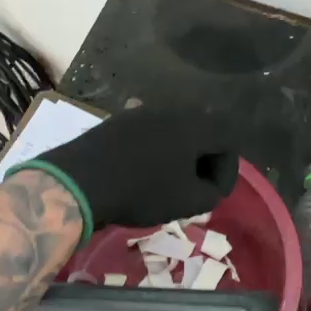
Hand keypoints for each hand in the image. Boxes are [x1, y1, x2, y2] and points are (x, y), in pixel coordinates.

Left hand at [12, 108, 238, 239]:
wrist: (81, 180)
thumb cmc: (142, 190)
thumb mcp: (188, 201)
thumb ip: (210, 194)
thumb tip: (209, 187)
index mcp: (196, 124)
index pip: (228, 142)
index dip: (227, 173)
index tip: (215, 196)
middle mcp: (172, 109)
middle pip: (201, 132)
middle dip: (204, 161)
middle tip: (197, 187)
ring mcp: (141, 111)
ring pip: (173, 132)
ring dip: (178, 155)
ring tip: (170, 181)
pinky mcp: (117, 120)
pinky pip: (147, 133)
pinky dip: (153, 150)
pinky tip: (144, 168)